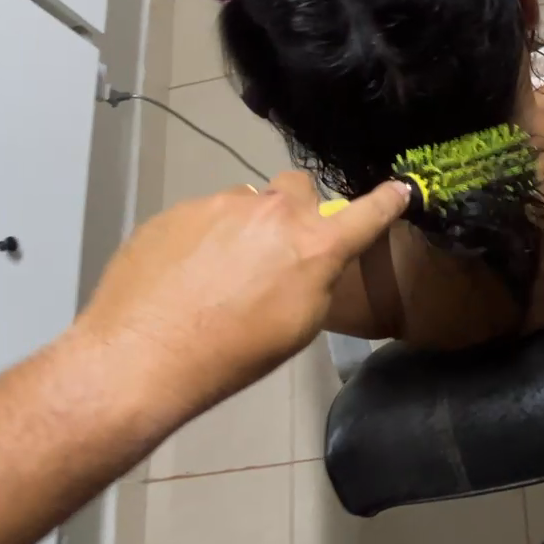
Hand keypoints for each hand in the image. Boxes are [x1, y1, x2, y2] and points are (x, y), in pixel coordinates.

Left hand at [70, 171, 408, 422]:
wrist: (143, 355)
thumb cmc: (236, 353)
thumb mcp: (300, 325)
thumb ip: (318, 278)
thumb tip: (313, 258)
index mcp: (314, 244)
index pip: (366, 213)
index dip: (387, 201)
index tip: (400, 189)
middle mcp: (273, 211)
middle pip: (299, 187)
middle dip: (298, 210)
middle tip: (279, 249)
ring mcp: (221, 205)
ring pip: (249, 202)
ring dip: (249, 225)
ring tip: (221, 272)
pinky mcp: (178, 210)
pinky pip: (206, 215)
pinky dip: (207, 237)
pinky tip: (187, 275)